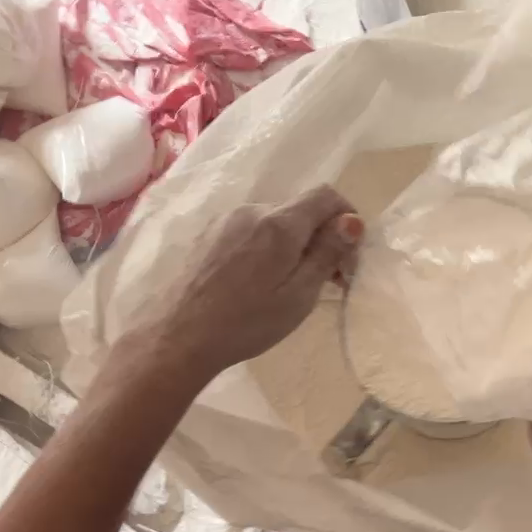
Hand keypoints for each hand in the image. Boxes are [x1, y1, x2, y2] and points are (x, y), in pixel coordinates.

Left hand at [140, 185, 363, 378]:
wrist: (179, 336)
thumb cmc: (247, 323)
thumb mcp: (298, 296)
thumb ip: (327, 254)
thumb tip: (352, 221)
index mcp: (280, 224)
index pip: (326, 196)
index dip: (347, 217)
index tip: (350, 255)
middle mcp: (253, 211)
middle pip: (299, 211)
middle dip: (321, 238)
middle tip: (327, 282)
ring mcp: (226, 220)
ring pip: (274, 223)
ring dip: (292, 246)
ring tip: (289, 287)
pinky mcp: (208, 235)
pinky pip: (250, 232)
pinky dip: (266, 249)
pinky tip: (258, 284)